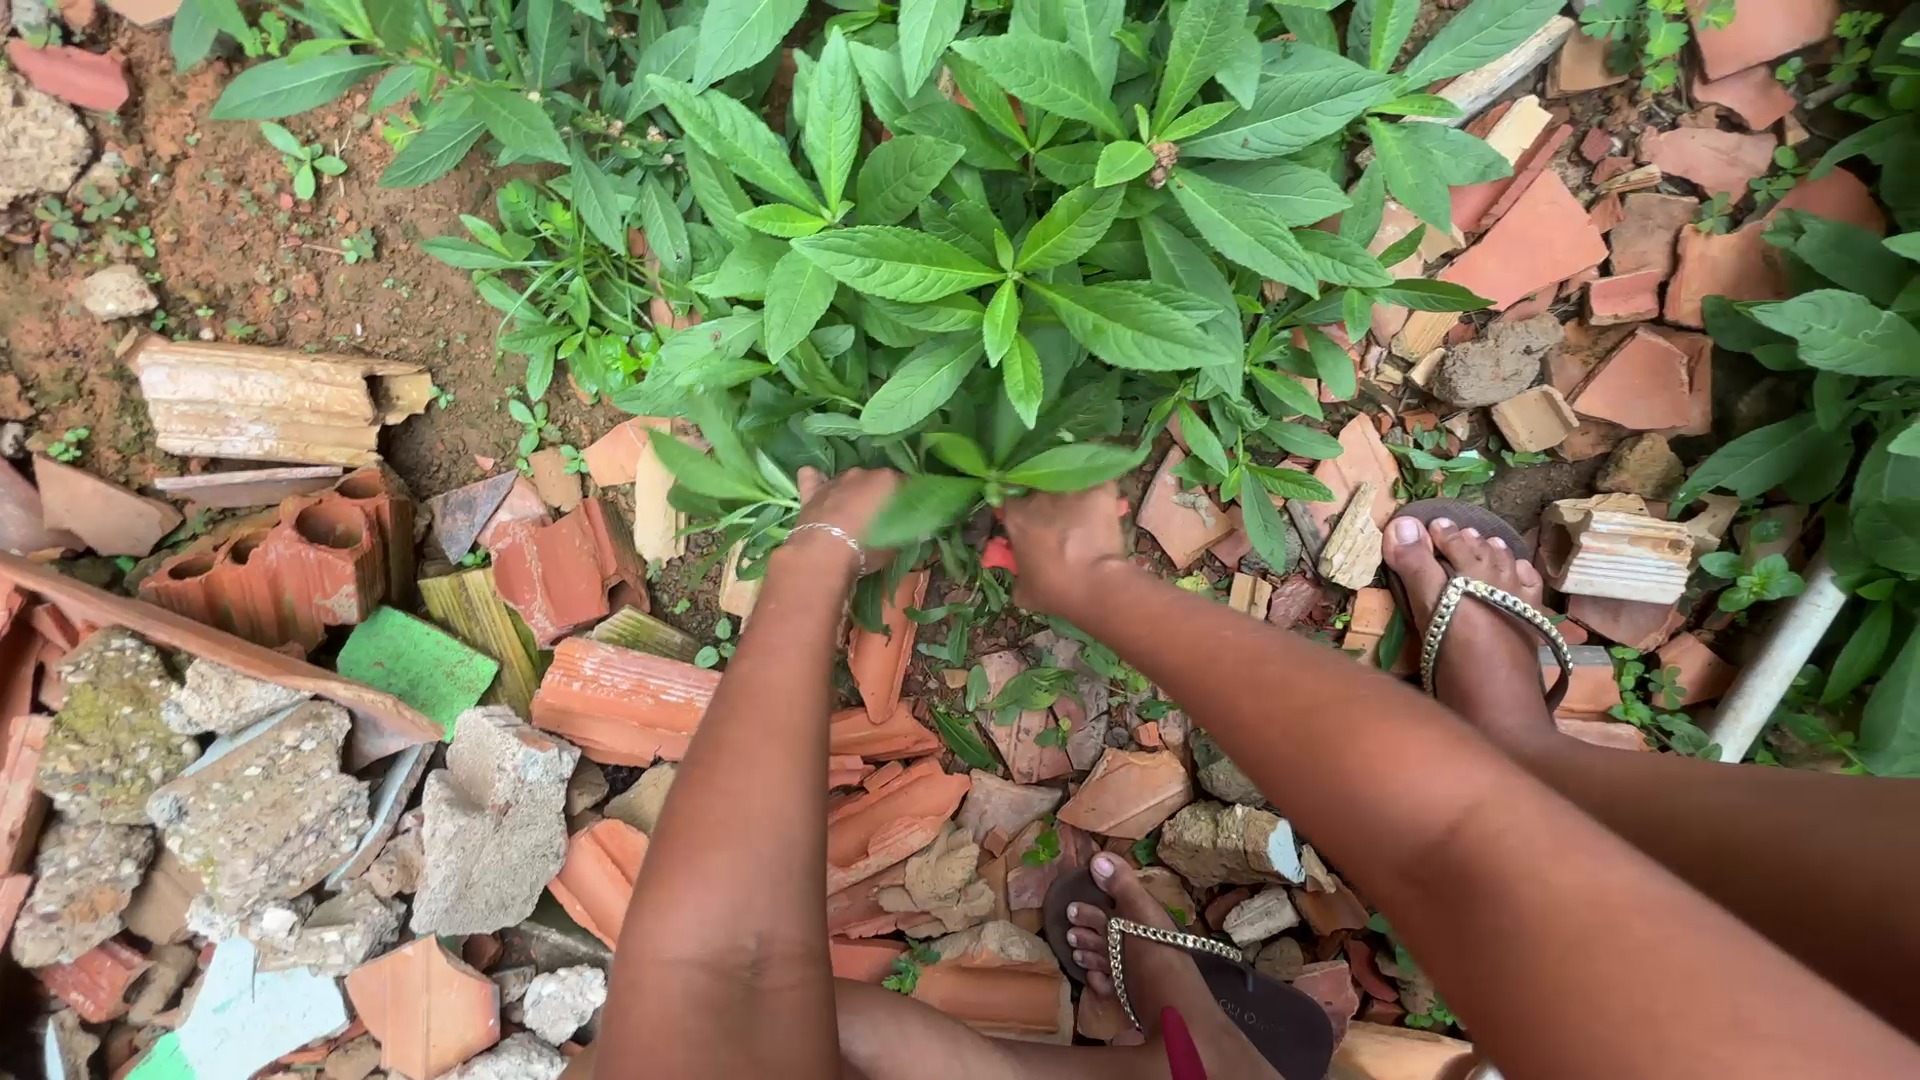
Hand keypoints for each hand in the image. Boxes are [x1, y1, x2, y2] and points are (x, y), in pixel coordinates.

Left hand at [789, 466, 900, 576]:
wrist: (823, 553)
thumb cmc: (866, 547)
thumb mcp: (896, 544)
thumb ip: (906, 530)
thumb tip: (916, 528)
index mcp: (888, 480)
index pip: (906, 484)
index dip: (907, 500)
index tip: (909, 515)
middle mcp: (862, 473)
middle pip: (876, 480)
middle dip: (880, 495)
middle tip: (881, 518)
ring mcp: (835, 480)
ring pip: (848, 480)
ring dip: (853, 492)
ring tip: (852, 514)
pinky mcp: (811, 490)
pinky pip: (813, 477)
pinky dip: (818, 481)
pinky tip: (821, 491)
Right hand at [1000, 484, 1131, 615]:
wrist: (1096, 586)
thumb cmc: (1055, 590)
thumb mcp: (1023, 589)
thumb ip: (1017, 573)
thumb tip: (1022, 574)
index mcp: (1016, 516)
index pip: (1009, 499)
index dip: (1017, 506)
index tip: (1025, 518)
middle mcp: (1039, 495)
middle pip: (1036, 485)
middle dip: (1043, 497)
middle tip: (1055, 515)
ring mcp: (1070, 488)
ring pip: (1067, 478)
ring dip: (1070, 489)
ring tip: (1079, 504)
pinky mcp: (1099, 488)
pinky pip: (1098, 479)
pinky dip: (1099, 488)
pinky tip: (1103, 498)